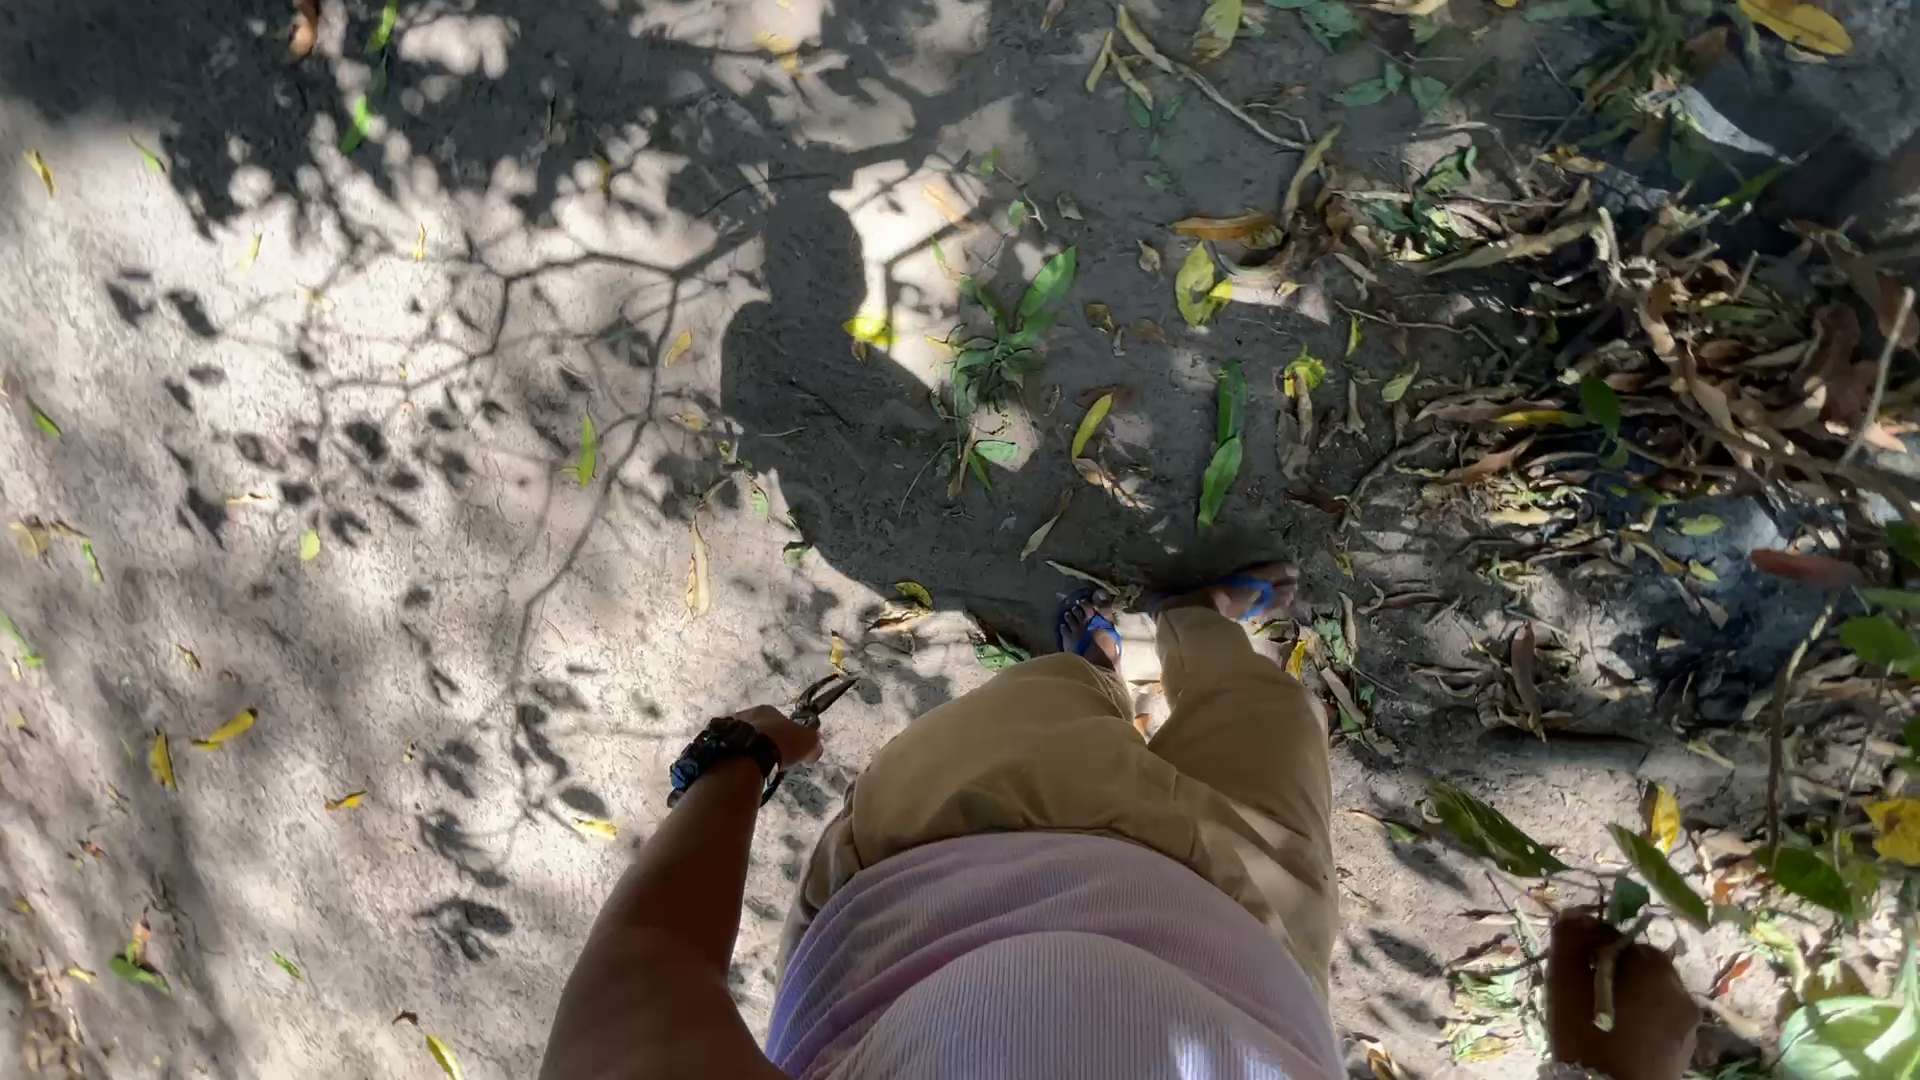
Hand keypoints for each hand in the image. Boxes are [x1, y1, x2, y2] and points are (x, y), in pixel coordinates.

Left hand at [732, 705, 820, 768]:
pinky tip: (739, 769)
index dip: (786, 735)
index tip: (788, 751)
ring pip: (742, 738)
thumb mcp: (806, 743)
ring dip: (748, 749)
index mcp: (767, 710)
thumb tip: (815, 749)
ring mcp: (727, 727)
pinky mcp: (713, 743)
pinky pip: (727, 750)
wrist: (744, 757)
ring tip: (753, 768)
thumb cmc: (778, 745)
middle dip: (765, 742)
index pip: (780, 720)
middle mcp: (746, 713)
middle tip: (771, 760)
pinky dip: (734, 758)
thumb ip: (813, 743)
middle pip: (759, 728)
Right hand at [1546, 913, 1697, 1079]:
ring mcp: (1689, 1025)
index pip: (1626, 938)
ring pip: (1653, 991)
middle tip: (1585, 981)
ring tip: (1598, 1006)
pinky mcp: (1686, 1048)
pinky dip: (1640, 1012)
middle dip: (1616, 966)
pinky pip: (1660, 1015)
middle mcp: (1682, 994)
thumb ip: (1570, 938)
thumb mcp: (1565, 976)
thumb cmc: (1586, 1028)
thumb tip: (1577, 913)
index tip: (1576, 958)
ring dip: (1628, 989)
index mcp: (1656, 972)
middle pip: (1644, 965)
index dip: (1597, 943)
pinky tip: (1617, 1027)